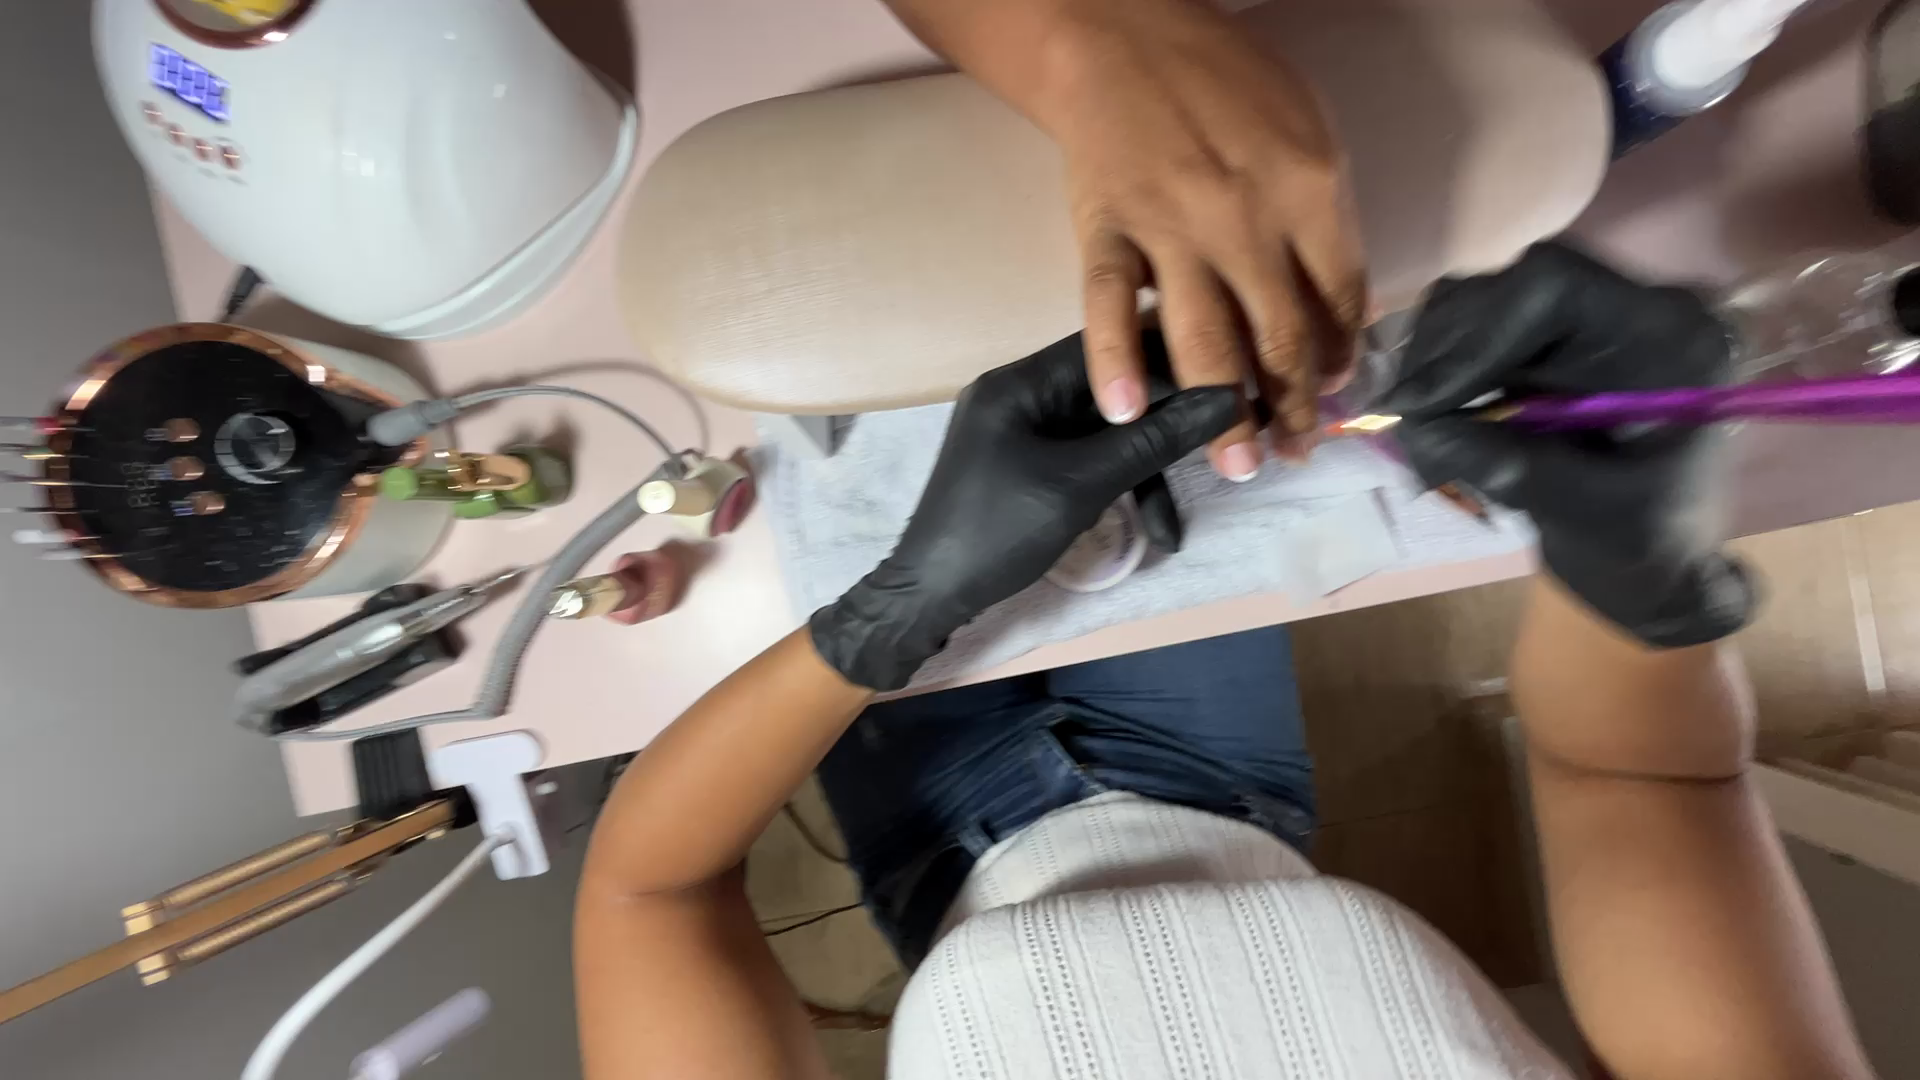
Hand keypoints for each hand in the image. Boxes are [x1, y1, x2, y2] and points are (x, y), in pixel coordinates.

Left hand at [809, 333, 1238, 689]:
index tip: (1231, 376)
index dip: (1172, 358)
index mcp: (1019, 382)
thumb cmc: (998, 532)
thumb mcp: (1080, 485)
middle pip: (1112, 393)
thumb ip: (1152, 439)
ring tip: (1171, 532)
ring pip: (1104, 435)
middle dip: (1165, 429)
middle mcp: (1020, 394)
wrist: (931, 595)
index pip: (1108, 345)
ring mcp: (1023, 432)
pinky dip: (1116, 491)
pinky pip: (1086, 461)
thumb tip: (1226, 398)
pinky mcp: (1028, 465)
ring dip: (1143, 478)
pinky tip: (1148, 533)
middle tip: (1223, 449)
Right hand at [1040, 0, 1366, 477]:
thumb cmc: (1225, 81)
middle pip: (1276, 335)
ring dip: (1222, 410)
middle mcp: (1246, 220)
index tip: (1328, 399)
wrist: (1127, 39)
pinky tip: (1122, 413)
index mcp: (1309, 187)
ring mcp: (1171, 231)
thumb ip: (1322, 222)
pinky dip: (1114, 361)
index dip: (1336, 359)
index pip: (1336, 299)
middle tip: (1290, 456)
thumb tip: (1333, 310)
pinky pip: (1109, 307)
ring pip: (1202, 339)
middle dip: (1288, 405)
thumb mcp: (1305, 132)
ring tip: (1235, 464)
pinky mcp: (1107, 234)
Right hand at [1382, 242, 1754, 646]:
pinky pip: (1456, 338)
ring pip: (1465, 309)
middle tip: (1406, 425)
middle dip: (1436, 359)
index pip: (1551, 287)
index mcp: (1663, 337)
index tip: (1421, 405)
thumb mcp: (1578, 508)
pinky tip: (1428, 422)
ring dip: (1424, 371)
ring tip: (1419, 433)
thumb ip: (1503, 463)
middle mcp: (1618, 311)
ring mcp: (1570, 326)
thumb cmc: (1637, 538)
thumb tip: (1415, 427)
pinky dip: (1427, 380)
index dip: (1473, 336)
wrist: (1646, 555)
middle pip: (1496, 291)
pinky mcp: (1531, 346)